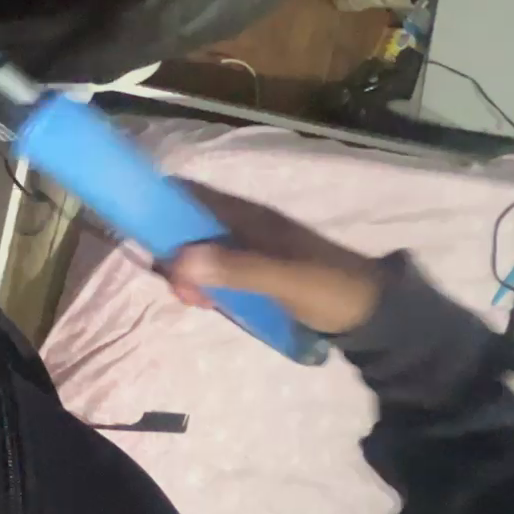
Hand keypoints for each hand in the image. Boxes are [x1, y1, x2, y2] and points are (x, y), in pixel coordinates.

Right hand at [165, 186, 385, 335]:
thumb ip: (234, 268)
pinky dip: (202, 283)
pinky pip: (212, 270)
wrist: (375, 318)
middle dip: (171, 251)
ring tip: (193, 301)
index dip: (160, 202)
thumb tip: (178, 258)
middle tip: (176, 286)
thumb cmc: (329, 290)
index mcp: (248, 216)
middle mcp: (242, 225)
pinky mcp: (251, 271)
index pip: (192, 194)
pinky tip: (206, 302)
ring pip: (197, 251)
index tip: (138, 227)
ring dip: (186, 272)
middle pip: (187, 225)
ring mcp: (246, 249)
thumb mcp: (283, 280)